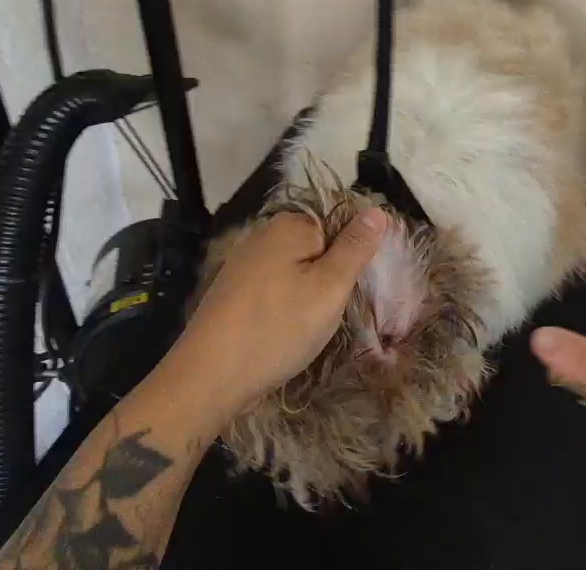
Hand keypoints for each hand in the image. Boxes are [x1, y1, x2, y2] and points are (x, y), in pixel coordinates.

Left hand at [164, 206, 386, 426]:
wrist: (209, 376)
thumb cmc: (278, 328)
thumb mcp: (329, 288)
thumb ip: (355, 247)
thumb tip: (376, 210)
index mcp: (290, 225)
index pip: (339, 222)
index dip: (355, 252)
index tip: (360, 286)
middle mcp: (264, 234)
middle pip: (317, 245)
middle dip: (332, 274)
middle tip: (339, 310)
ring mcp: (245, 263)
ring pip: (296, 269)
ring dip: (311, 293)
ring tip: (316, 326)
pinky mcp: (234, 291)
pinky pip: (275, 287)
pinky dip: (288, 305)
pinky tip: (289, 330)